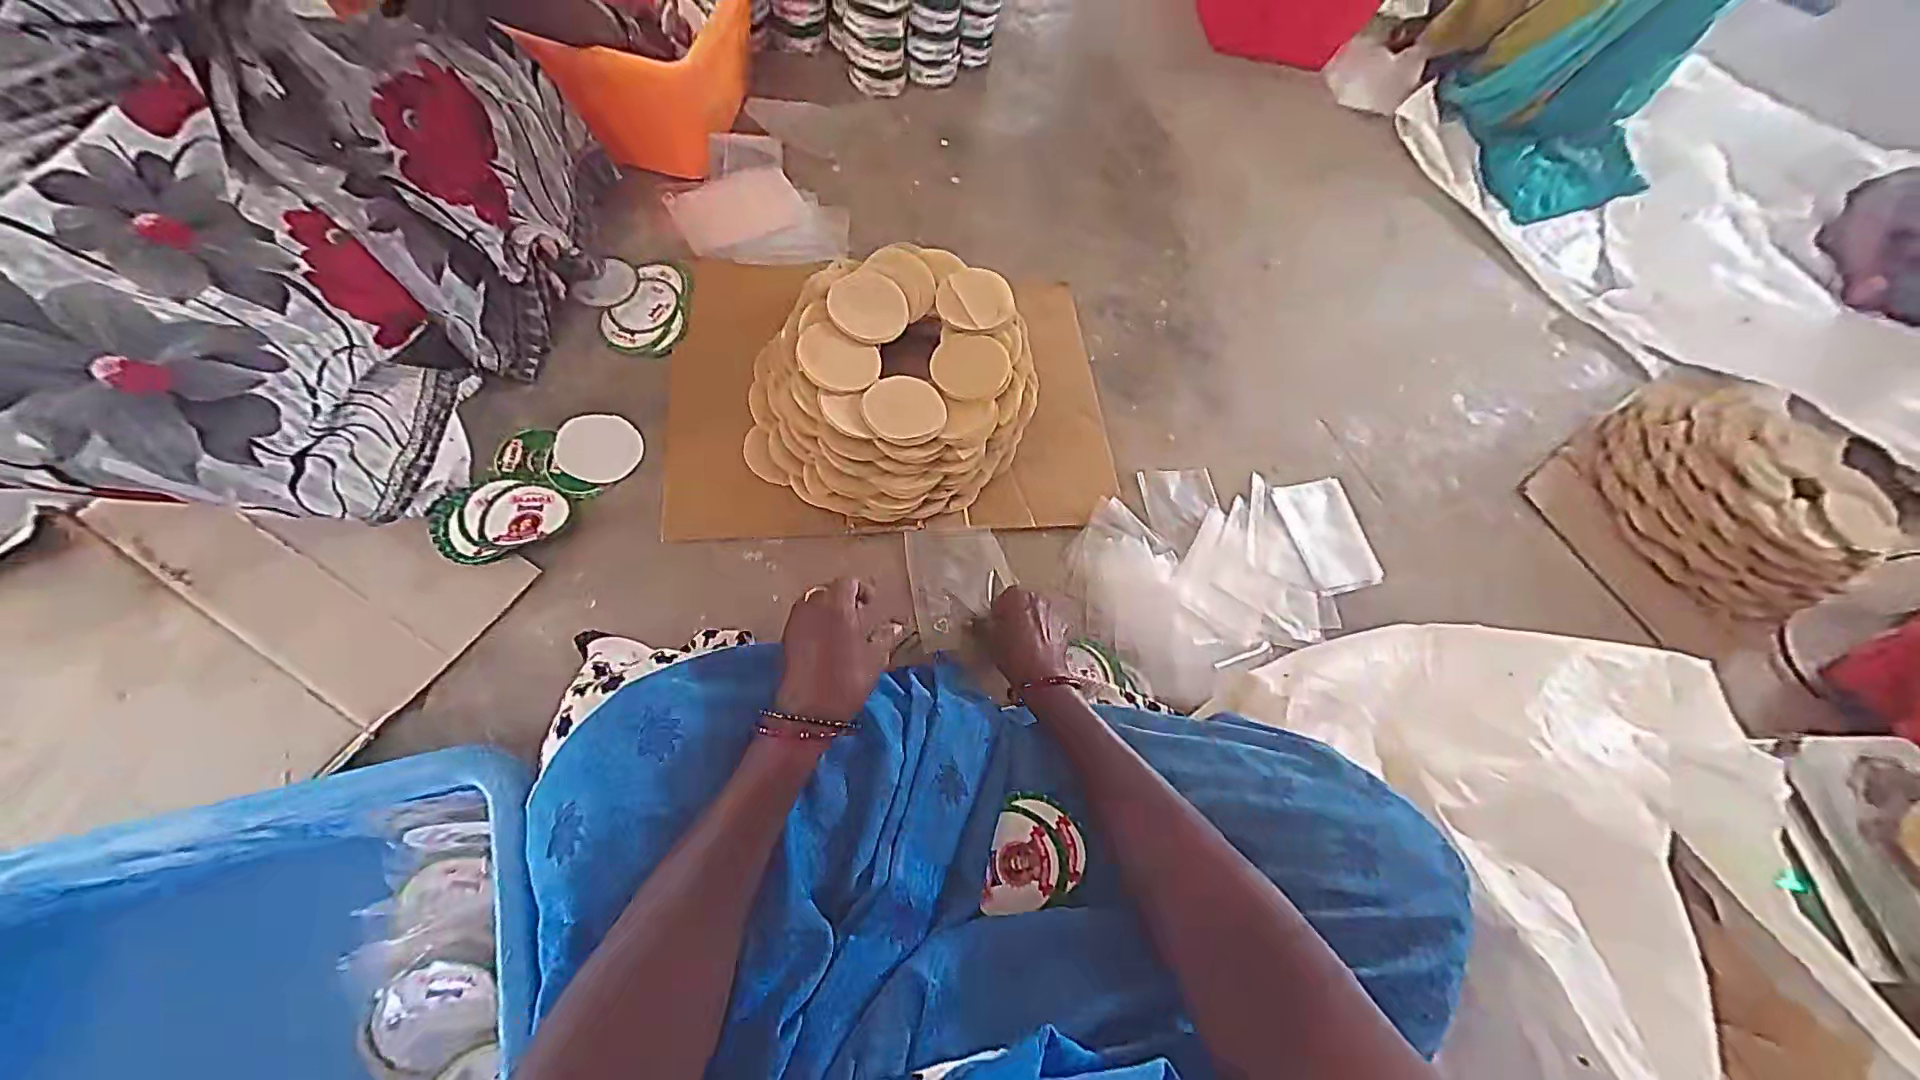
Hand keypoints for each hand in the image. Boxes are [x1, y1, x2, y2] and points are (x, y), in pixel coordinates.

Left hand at [774, 578, 906, 723]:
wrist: (809, 708)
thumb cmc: (848, 678)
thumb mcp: (876, 658)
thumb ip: (885, 637)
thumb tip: (895, 626)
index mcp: (838, 604)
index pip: (849, 583)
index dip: (863, 590)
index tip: (871, 606)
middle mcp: (814, 605)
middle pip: (829, 590)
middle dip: (843, 598)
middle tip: (858, 617)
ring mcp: (797, 619)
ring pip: (813, 602)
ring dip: (827, 609)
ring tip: (841, 629)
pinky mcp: (786, 635)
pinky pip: (803, 617)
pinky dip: (815, 621)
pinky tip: (825, 641)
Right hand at [985, 586, 1070, 689]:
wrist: (1043, 675)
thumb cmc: (1011, 653)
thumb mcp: (988, 639)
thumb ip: (982, 624)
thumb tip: (977, 620)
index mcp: (1016, 596)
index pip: (1004, 597)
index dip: (998, 612)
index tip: (995, 626)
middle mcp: (1037, 597)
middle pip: (1023, 603)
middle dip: (1017, 615)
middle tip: (1009, 634)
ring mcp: (1053, 611)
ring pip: (1038, 614)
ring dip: (1032, 623)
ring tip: (1025, 644)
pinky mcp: (1065, 627)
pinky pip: (1050, 625)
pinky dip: (1044, 633)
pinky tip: (1038, 649)